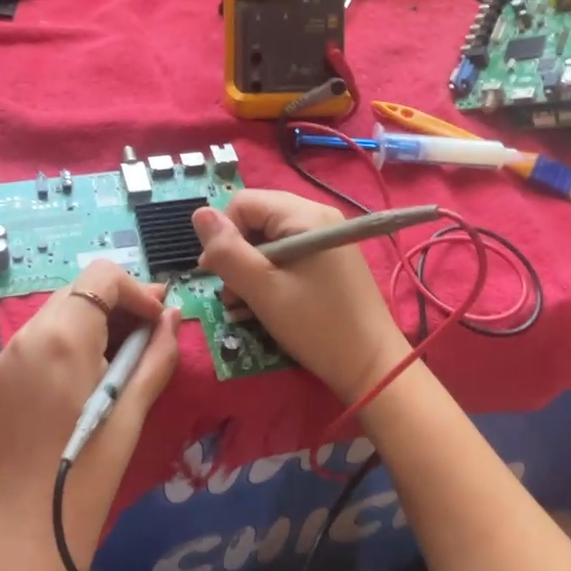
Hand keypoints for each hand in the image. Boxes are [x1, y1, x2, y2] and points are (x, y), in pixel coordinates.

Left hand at [0, 261, 179, 562]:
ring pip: (59, 310)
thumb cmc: (90, 470)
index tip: (158, 320)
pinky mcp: (0, 374)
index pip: (102, 277)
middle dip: (117, 303)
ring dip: (93, 320)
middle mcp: (29, 332)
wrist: (30, 526)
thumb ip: (156, 355)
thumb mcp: (132, 410)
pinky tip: (86, 374)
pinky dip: (67, 339)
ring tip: (120, 357)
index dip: (136, 289)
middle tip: (148, 334)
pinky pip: (39, 336)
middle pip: (79, 289)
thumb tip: (172, 315)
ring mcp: (8, 353)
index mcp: (63, 335)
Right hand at [194, 190, 410, 403]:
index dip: (223, 235)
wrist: (373, 367)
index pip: (243, 203)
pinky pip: (289, 253)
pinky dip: (272, 274)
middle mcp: (318, 215)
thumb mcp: (263, 290)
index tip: (217, 275)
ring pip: (270, 238)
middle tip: (233, 294)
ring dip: (251, 268)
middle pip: (257, 218)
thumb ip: (228, 251)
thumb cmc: (316, 326)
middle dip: (237, 253)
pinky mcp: (331, 258)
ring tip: (248, 304)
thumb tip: (197, 214)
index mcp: (304, 214)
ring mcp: (327, 236)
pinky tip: (270, 302)